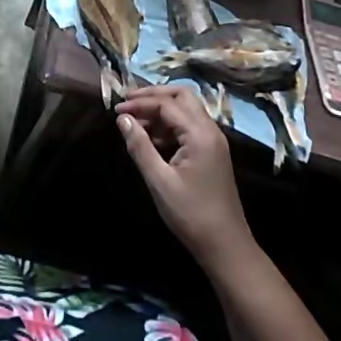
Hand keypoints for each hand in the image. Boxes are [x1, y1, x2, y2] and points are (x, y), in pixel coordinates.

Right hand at [117, 84, 254, 271]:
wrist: (224, 244)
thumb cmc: (190, 213)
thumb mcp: (159, 181)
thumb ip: (140, 146)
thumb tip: (122, 119)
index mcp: (200, 134)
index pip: (167, 104)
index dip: (140, 103)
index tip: (115, 110)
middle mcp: (210, 130)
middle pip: (182, 96)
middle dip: (154, 95)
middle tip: (128, 103)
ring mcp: (213, 141)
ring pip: (187, 110)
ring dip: (161, 109)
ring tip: (135, 122)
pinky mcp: (211, 152)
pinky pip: (189, 126)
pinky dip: (169, 124)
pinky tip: (152, 138)